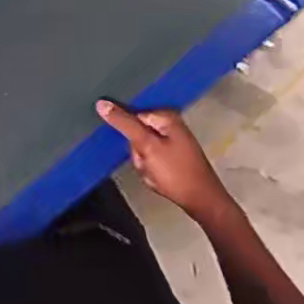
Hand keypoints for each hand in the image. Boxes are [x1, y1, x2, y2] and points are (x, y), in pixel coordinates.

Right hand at [96, 101, 239, 225]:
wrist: (201, 201)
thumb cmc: (175, 172)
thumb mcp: (147, 146)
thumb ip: (124, 123)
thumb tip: (101, 103)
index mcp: (166, 115)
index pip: (131, 117)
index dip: (128, 134)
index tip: (137, 149)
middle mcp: (170, 123)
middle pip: (135, 133)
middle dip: (136, 151)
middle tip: (147, 163)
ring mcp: (172, 140)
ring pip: (141, 148)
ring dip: (143, 163)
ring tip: (154, 173)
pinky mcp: (173, 154)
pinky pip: (151, 157)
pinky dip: (150, 168)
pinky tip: (158, 178)